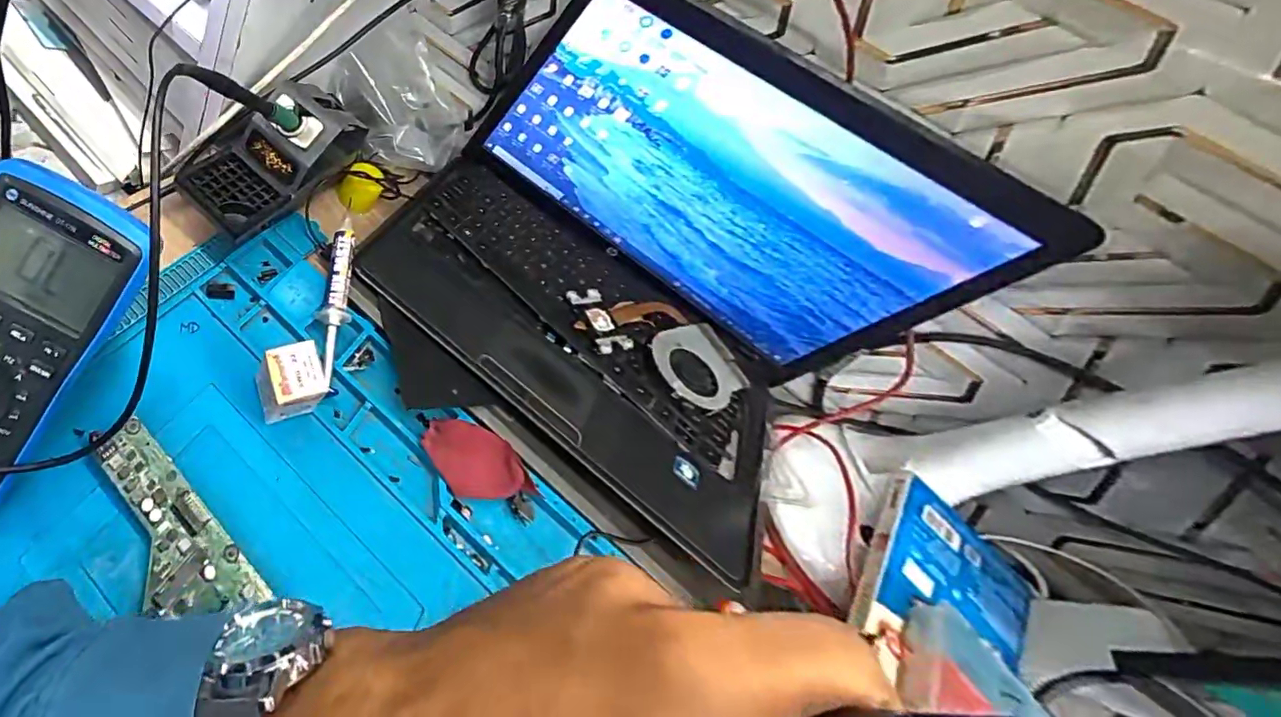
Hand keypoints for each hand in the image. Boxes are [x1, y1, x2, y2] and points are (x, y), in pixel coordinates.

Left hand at [278, 557, 897, 716]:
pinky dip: (642, 662)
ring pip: (689, 636)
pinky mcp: (555, 577)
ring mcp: (591, 577)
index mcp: (684, 658)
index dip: (870, 697)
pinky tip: (602, 701)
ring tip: (648, 712)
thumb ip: (737, 704)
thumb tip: (777, 701)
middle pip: (757, 648)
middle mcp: (643, 595)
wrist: (409, 713)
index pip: (834, 654)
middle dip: (769, 702)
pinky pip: (628, 620)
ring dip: (699, 684)